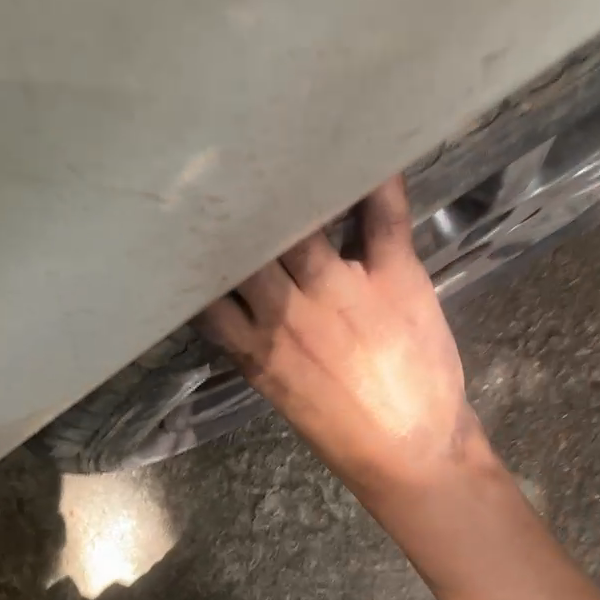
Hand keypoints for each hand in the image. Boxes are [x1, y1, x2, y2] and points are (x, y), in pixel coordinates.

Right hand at [198, 176, 485, 497]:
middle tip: (225, 185)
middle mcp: (288, 311)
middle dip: (234, 219)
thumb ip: (250, 342)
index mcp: (255, 346)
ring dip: (288, 196)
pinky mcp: (394, 274)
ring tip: (279, 165)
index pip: (210, 293)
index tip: (190, 239)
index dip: (200, 263)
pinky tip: (367, 150)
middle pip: (248, 249)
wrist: (410, 449)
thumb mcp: (275, 390)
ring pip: (300, 227)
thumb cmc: (338, 428)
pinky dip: (377, 180)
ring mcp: (341, 288)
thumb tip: (231, 304)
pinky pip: (381, 216)